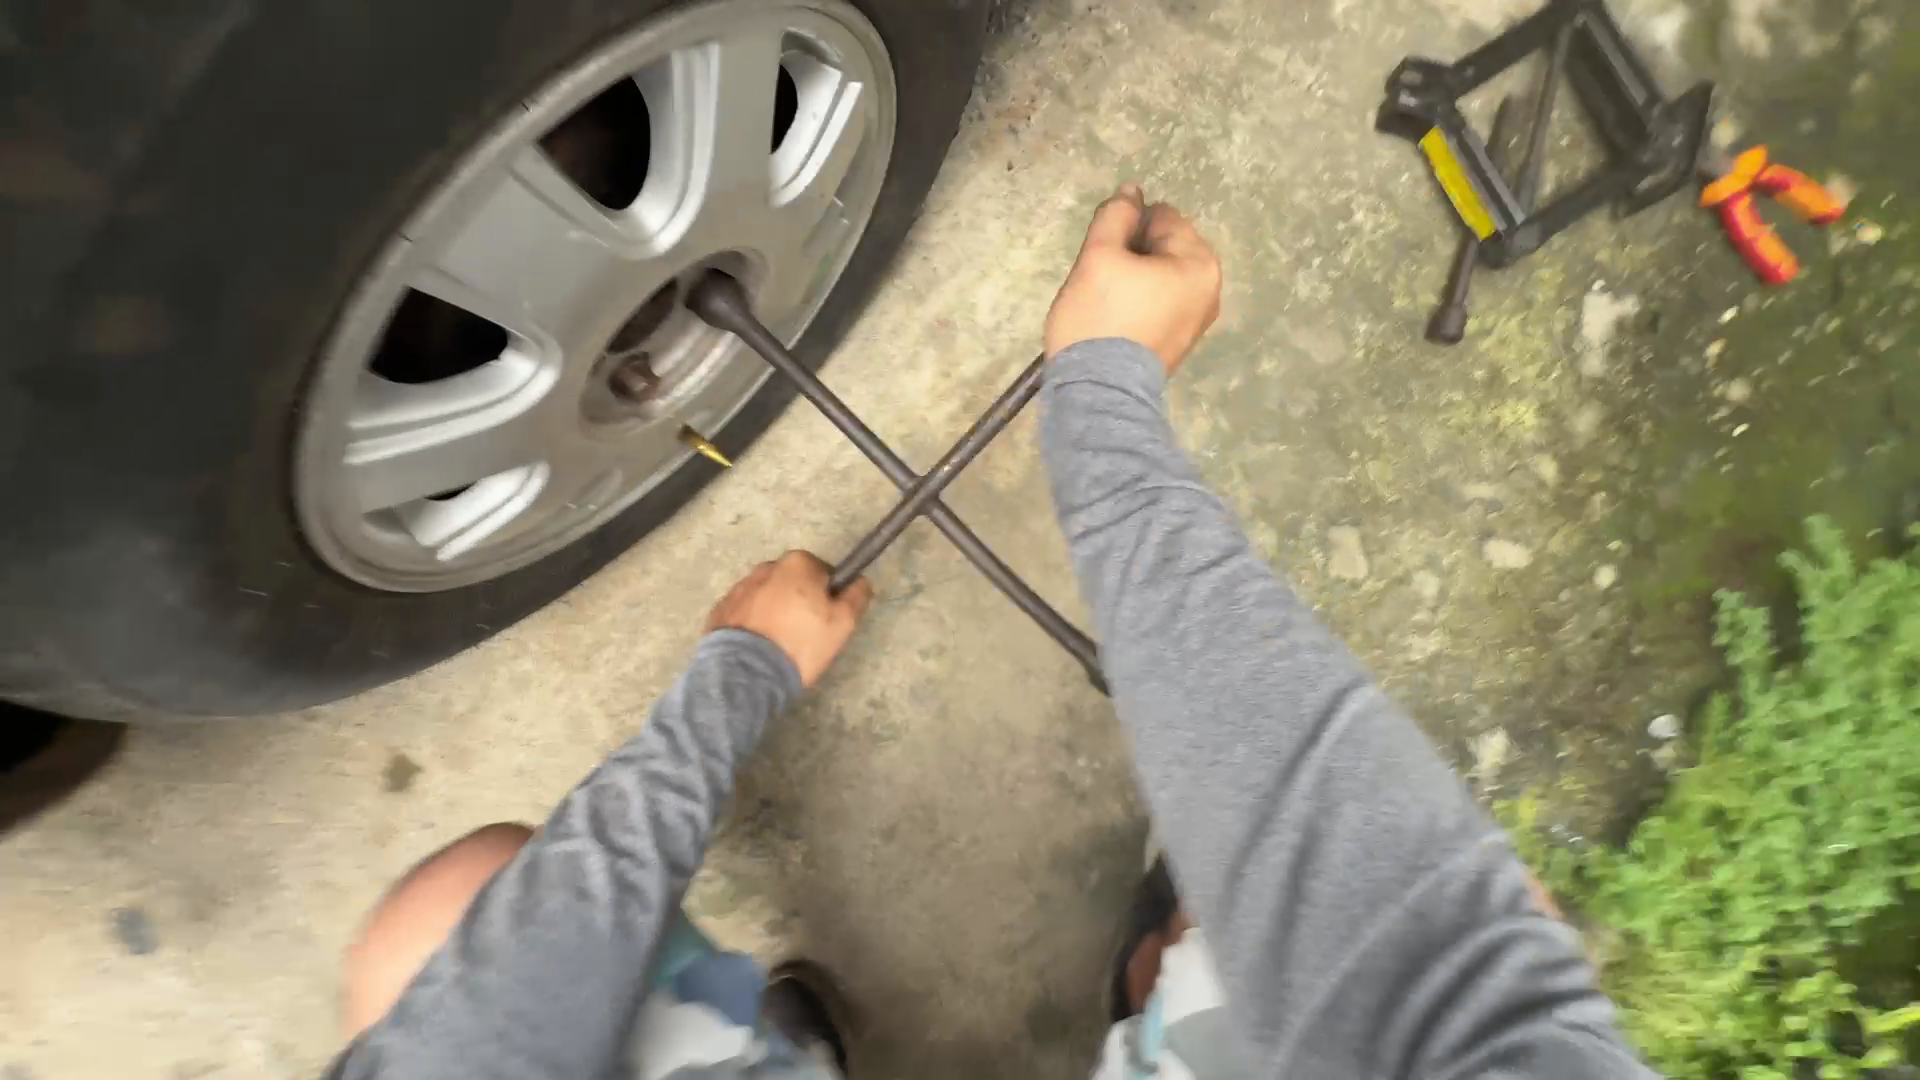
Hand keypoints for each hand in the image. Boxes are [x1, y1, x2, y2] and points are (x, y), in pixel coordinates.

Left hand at [705, 551, 872, 687]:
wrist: (746, 673)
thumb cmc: (801, 643)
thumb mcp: (843, 623)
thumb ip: (857, 596)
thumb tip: (861, 580)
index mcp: (798, 563)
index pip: (823, 572)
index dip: (828, 595)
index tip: (825, 619)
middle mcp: (766, 567)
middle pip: (793, 582)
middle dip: (800, 600)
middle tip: (805, 633)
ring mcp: (738, 588)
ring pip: (768, 596)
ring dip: (775, 611)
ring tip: (779, 643)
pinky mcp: (719, 610)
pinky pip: (745, 612)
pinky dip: (753, 623)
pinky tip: (759, 647)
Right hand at [1044, 183, 1223, 374]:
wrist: (1098, 393)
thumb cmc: (1098, 319)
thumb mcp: (1097, 256)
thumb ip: (1115, 215)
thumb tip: (1131, 191)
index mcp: (1199, 262)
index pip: (1160, 217)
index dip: (1126, 228)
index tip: (1102, 256)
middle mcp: (1210, 289)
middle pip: (1165, 248)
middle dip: (1133, 256)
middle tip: (1102, 283)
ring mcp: (1198, 322)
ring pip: (1160, 279)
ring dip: (1134, 282)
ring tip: (1106, 306)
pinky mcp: (1180, 345)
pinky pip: (1160, 308)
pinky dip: (1140, 307)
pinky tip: (1116, 324)